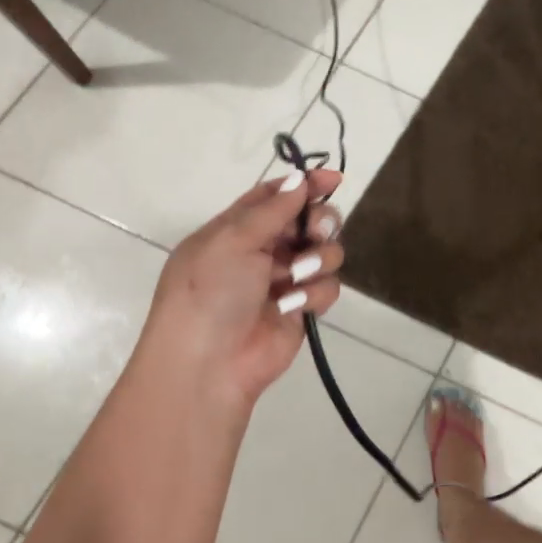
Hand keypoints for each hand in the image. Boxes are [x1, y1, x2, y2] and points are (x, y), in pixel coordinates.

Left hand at [138, 169, 344, 405]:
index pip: (275, 196)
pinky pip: (327, 286)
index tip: (334, 179)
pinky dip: (315, 292)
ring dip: (318, 258)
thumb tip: (300, 179)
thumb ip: (272, 209)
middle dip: (320, 222)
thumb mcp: (232, 240)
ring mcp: (283, 280)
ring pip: (325, 252)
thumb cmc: (209, 293)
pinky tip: (296, 304)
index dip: (304, 184)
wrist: (208, 363)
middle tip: (316, 231)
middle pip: (308, 221)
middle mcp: (261, 250)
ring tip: (301, 272)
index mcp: (235, 229)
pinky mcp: (301, 307)